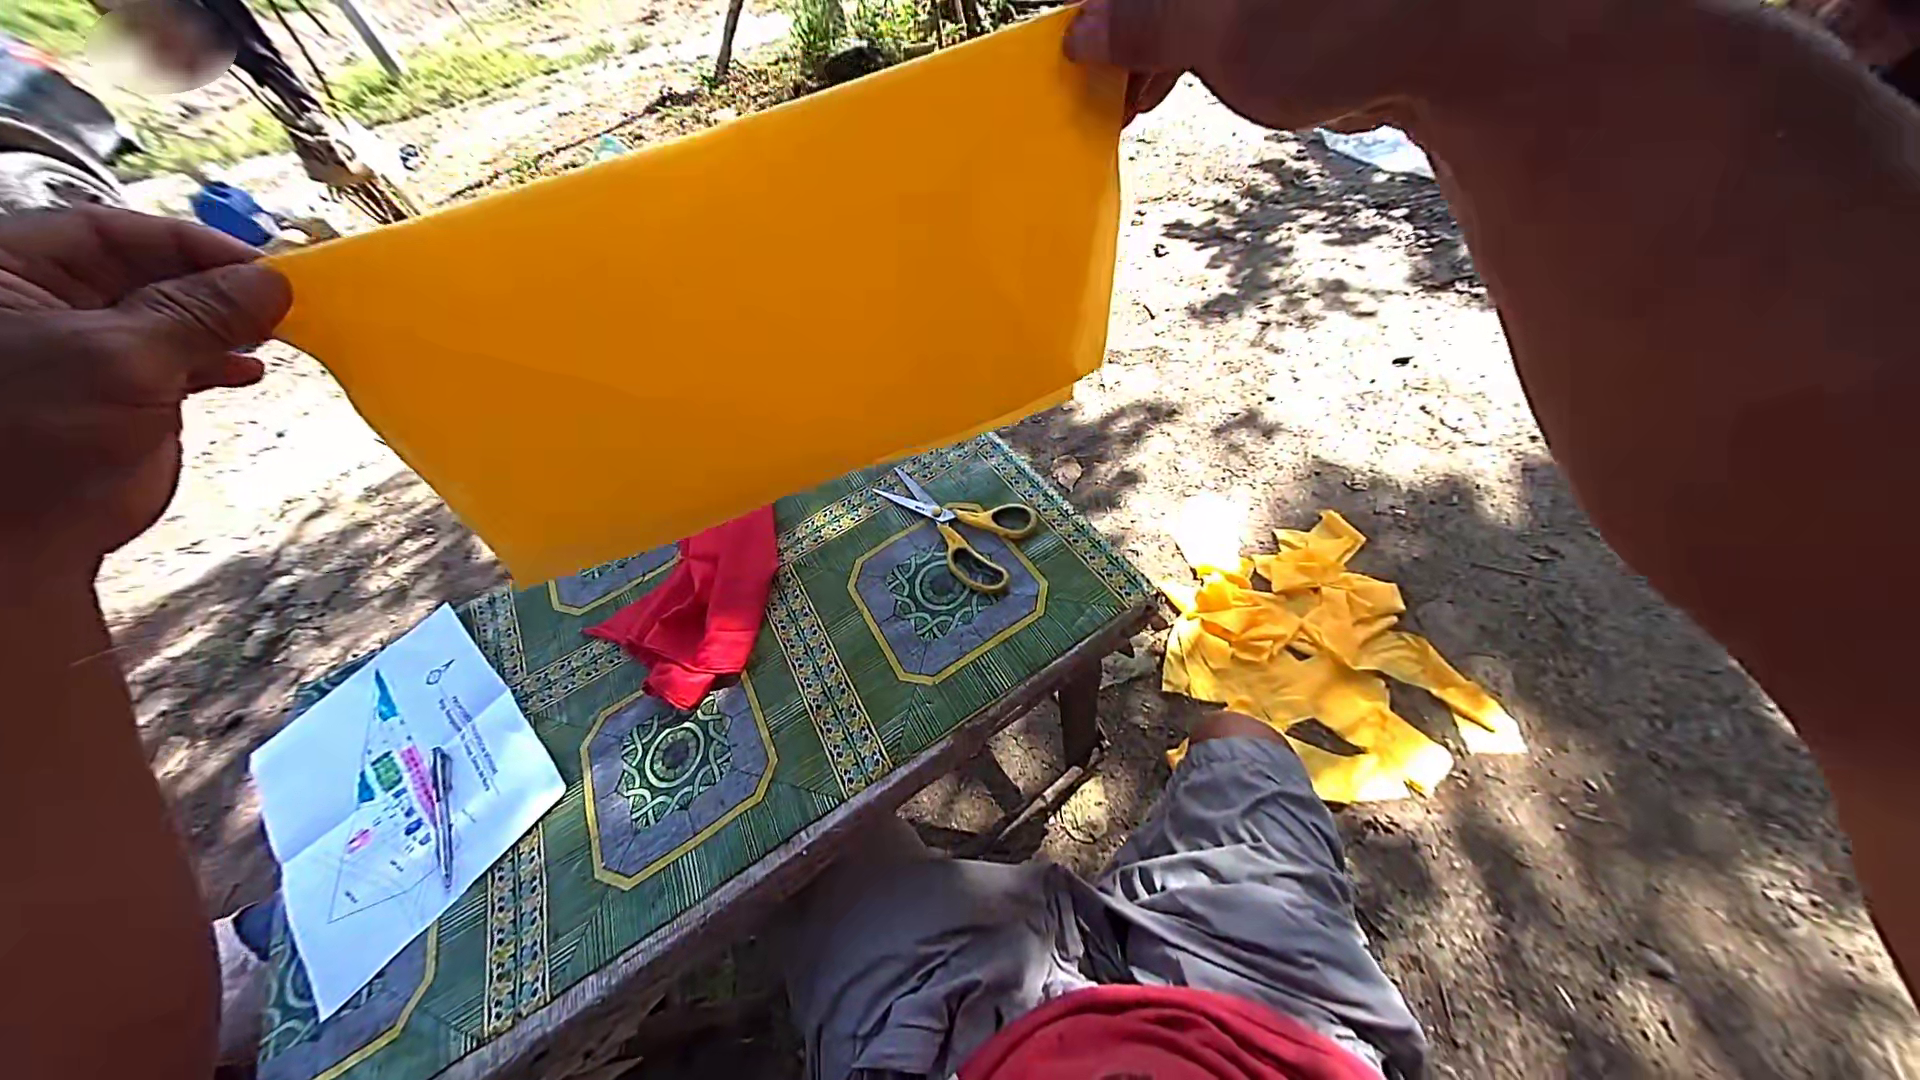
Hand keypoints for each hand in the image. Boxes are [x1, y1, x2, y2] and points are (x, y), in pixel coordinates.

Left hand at [0, 207, 290, 571]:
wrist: (20, 531)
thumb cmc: (30, 434)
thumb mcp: (121, 357)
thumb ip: (196, 314)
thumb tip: (271, 281)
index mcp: (4, 273)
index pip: (107, 230)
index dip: (188, 244)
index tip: (265, 269)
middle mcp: (42, 303)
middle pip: (145, 270)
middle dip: (217, 286)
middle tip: (284, 303)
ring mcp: (88, 349)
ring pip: (173, 315)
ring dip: (229, 324)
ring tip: (279, 334)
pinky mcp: (125, 390)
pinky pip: (183, 358)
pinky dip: (223, 361)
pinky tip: (252, 369)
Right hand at [1066, 0, 1521, 129]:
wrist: (1449, 44)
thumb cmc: (1340, 26)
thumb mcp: (1223, 30)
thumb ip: (1145, 22)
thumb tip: (1079, 31)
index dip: (1095, 13)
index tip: (1074, 59)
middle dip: (1116, 36)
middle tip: (1095, 95)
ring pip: (1168, 6)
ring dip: (1138, 55)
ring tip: (1122, 107)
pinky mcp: (1262, 2)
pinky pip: (1193, 21)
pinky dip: (1169, 57)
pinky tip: (1153, 94)